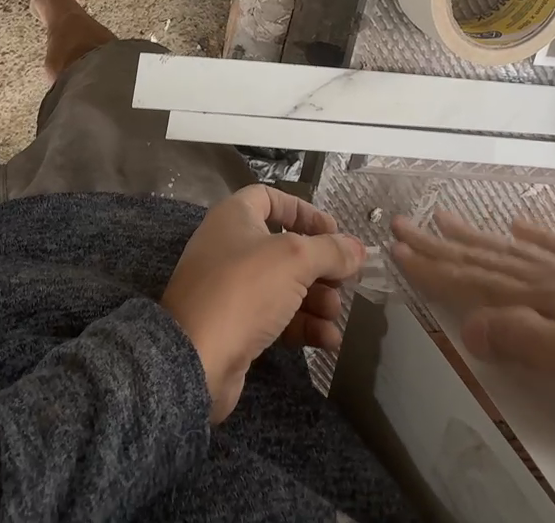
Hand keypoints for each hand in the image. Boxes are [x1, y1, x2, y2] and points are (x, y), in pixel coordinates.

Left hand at [162, 185, 366, 422]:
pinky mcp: (235, 324)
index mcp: (234, 217)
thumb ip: (330, 250)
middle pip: (285, 247)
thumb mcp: (294, 259)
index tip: (333, 232)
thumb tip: (357, 248)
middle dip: (319, 267)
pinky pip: (276, 316)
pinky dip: (303, 325)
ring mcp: (231, 287)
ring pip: (284, 285)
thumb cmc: (244, 290)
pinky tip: (326, 340)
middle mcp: (230, 247)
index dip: (303, 211)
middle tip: (343, 283)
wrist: (197, 357)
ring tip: (334, 315)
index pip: (270, 198)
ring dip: (316, 299)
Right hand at [391, 212, 554, 439]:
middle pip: (490, 264)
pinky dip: (539, 241)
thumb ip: (537, 346)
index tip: (394, 250)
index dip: (434, 270)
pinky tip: (525, 228)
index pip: (478, 286)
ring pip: (519, 257)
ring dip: (477, 240)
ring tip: (445, 219)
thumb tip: (469, 328)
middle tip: (401, 225)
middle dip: (442, 248)